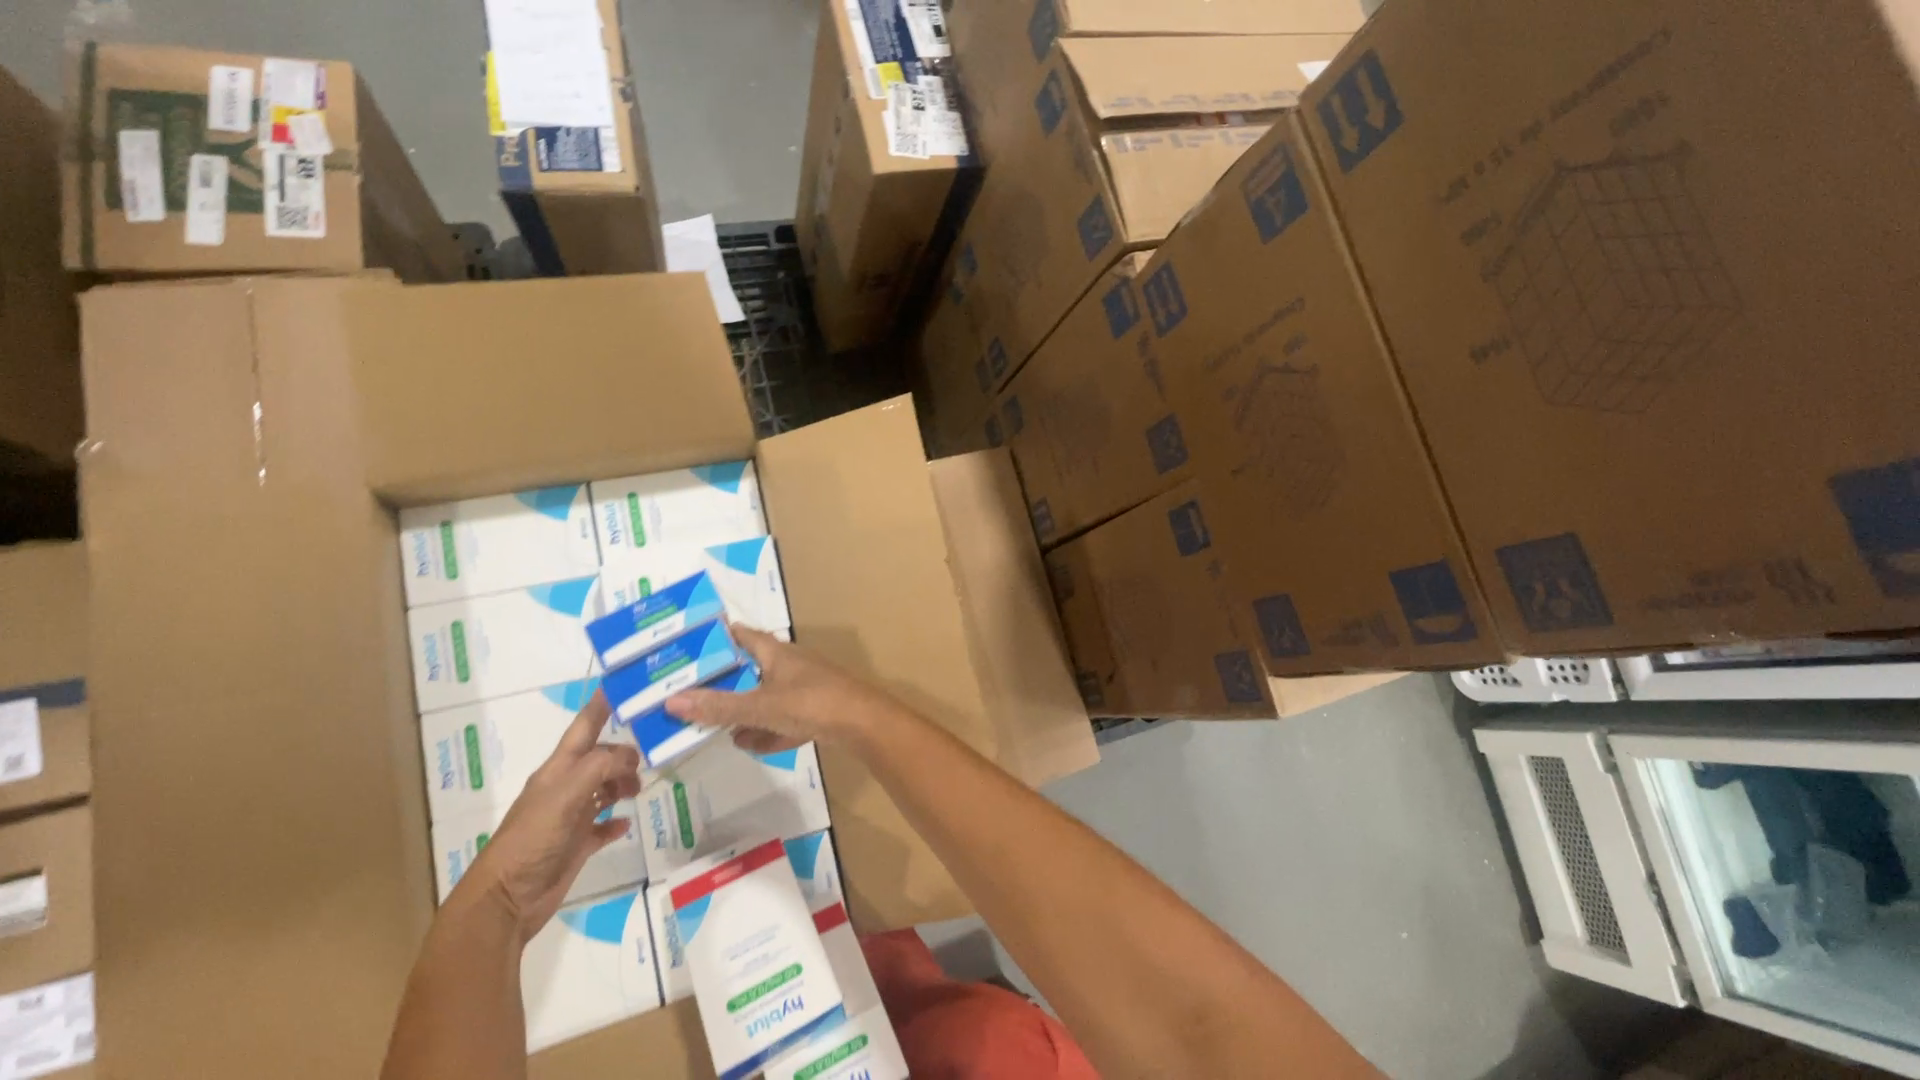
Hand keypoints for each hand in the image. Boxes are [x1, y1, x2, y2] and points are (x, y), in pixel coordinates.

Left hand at [453, 692, 640, 941]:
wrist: (507, 898)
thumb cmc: (532, 839)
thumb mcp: (566, 794)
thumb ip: (600, 767)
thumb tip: (631, 755)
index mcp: (558, 770)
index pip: (584, 727)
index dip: (601, 705)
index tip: (622, 684)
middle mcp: (564, 788)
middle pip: (599, 758)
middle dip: (623, 751)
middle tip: (654, 750)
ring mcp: (570, 817)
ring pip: (603, 789)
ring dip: (623, 783)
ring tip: (641, 788)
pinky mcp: (576, 845)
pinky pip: (602, 827)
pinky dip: (616, 821)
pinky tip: (627, 822)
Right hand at [664, 625, 898, 754]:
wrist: (865, 724)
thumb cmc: (812, 703)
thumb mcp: (760, 706)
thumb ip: (719, 707)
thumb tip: (671, 701)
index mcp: (776, 652)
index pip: (740, 635)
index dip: (715, 637)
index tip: (686, 647)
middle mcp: (790, 665)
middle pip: (750, 670)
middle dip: (724, 684)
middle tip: (691, 697)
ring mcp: (805, 688)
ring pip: (766, 697)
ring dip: (744, 711)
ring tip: (714, 726)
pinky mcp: (817, 712)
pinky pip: (783, 720)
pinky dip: (767, 731)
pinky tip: (749, 744)